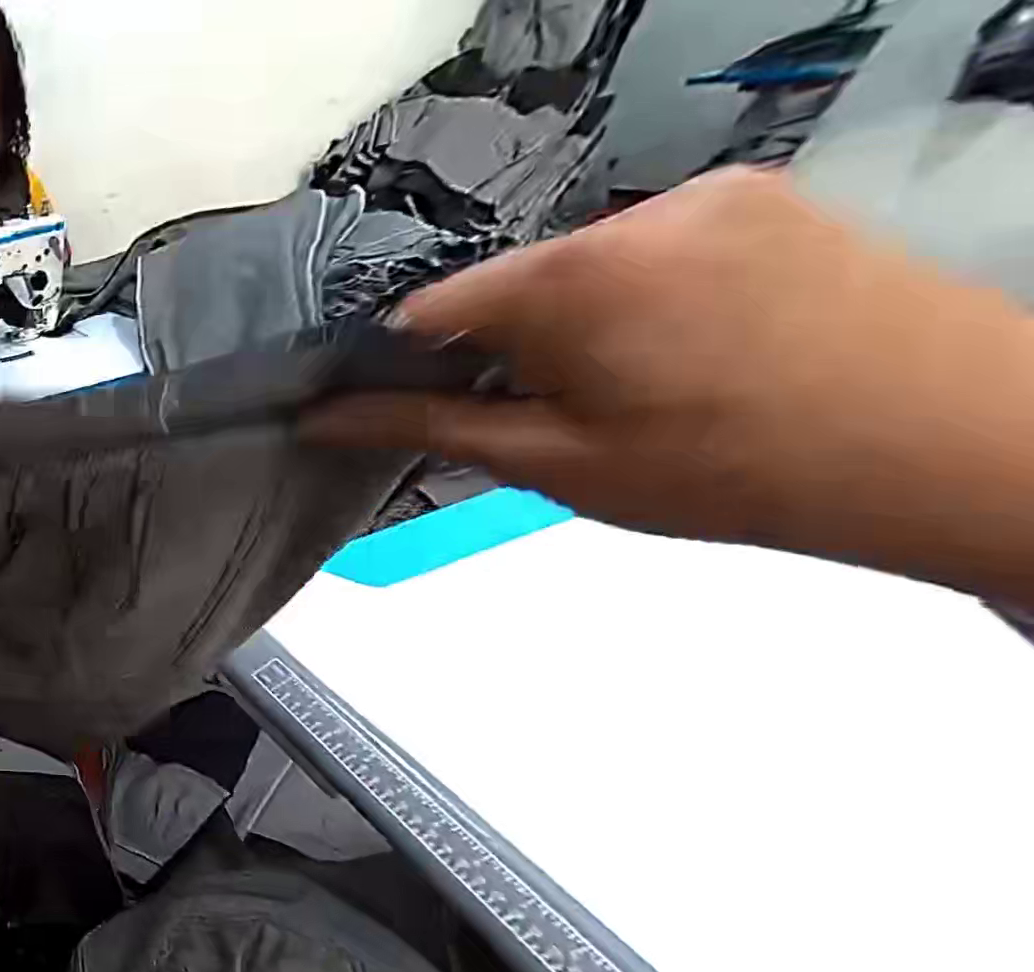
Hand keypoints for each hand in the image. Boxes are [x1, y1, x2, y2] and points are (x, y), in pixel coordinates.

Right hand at [308, 167, 1033, 573]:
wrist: (952, 450)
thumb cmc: (725, 471)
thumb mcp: (548, 461)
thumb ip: (424, 426)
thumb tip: (323, 420)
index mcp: (567, 281)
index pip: (428, 309)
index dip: (404, 360)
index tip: (416, 403)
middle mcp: (628, 216)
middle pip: (500, 285)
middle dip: (494, 346)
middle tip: (537, 410)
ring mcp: (701, 196)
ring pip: (567, 266)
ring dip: (560, 322)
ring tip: (617, 385)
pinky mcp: (756, 196)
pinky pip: (639, 245)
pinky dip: (624, 293)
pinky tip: (670, 346)